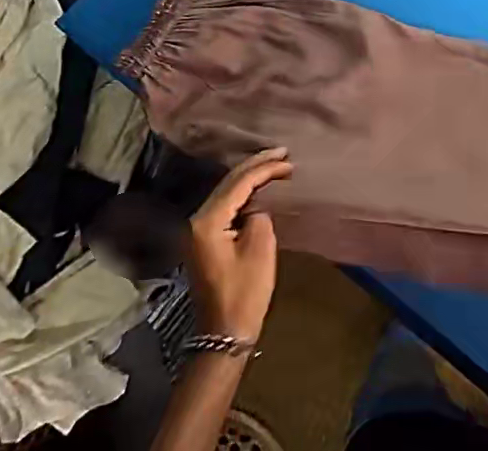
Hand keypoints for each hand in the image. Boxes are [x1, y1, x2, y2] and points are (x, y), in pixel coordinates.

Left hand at [187, 147, 292, 341]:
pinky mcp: (205, 240)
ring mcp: (198, 230)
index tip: (289, 162)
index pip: (239, 183)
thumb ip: (259, 215)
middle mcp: (198, 219)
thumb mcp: (260, 249)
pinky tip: (258, 187)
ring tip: (274, 164)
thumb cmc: (245, 293)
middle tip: (283, 153)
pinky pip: (226, 205)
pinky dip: (243, 193)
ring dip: (250, 178)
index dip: (265, 169)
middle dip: (256, 165)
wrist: (224, 334)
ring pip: (226, 192)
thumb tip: (255, 208)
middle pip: (228, 182)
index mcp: (208, 221)